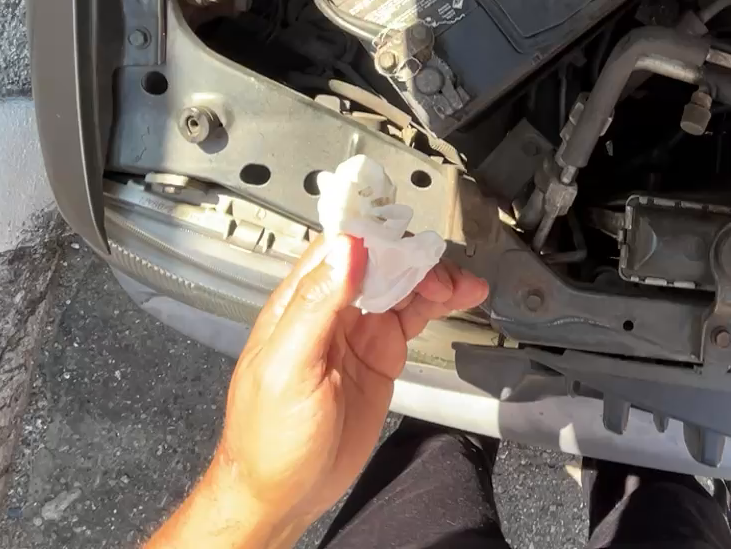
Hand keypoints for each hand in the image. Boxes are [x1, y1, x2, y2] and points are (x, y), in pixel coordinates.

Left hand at [148, 235, 488, 547]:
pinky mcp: (382, 350)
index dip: (377, 235)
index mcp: (300, 302)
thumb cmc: (267, 439)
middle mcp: (331, 307)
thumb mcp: (288, 369)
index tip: (407, 235)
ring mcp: (359, 328)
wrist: (283, 496)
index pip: (341, 246)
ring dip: (435, 277)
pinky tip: (459, 296)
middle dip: (415, 259)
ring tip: (463, 286)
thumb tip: (347, 248)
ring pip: (403, 283)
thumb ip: (316, 305)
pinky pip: (415, 312)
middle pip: (381, 260)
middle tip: (441, 278)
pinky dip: (440, 300)